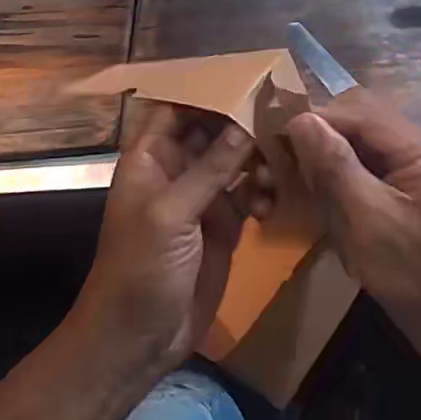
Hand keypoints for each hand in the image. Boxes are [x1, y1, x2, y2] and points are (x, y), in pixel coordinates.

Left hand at [69, 104, 254, 373]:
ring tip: (278, 168)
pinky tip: (268, 207)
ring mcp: (201, 197)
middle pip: (212, 130)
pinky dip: (261, 193)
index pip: (177, 106)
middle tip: (283, 115)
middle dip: (243, 122)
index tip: (248, 78)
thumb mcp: (171, 215)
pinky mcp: (223, 225)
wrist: (137, 341)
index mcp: (150, 156)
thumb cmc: (139, 270)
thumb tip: (246, 124)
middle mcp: (176, 168)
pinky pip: (247, 193)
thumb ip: (210, 169)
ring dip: (257, 160)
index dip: (207, 90)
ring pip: (235, 160)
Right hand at [285, 88, 420, 343]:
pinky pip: (367, 152)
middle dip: (323, 131)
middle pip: (362, 115)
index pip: (362, 112)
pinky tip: (322, 181)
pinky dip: (341, 162)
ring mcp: (417, 158)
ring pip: (361, 132)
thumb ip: (335, 165)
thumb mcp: (366, 219)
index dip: (319, 119)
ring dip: (329, 146)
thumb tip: (301, 119)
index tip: (279, 136)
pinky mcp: (407, 175)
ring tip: (300, 168)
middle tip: (288, 154)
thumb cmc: (408, 273)